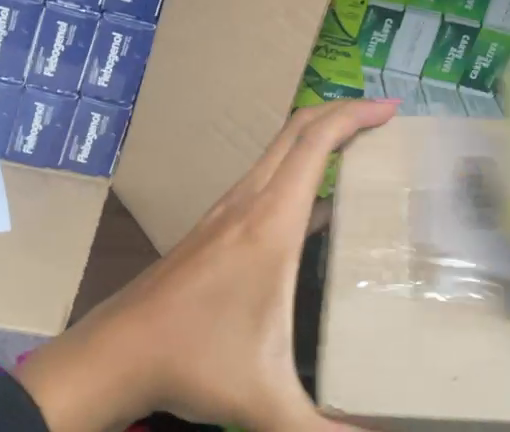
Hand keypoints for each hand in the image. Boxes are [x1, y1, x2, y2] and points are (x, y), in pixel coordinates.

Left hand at [17, 99, 397, 431]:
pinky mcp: (217, 221)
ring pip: (279, 146)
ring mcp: (229, 206)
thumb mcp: (266, 401)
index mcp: (271, 222)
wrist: (117, 351)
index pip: (317, 142)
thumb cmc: (194, 362)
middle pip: (299, 128)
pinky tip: (315, 203)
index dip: (356, 115)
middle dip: (343, 111)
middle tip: (385, 117)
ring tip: (359, 148)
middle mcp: (251, 199)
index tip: (392, 108)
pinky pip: (267, 171)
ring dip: (318, 133)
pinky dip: (298, 162)